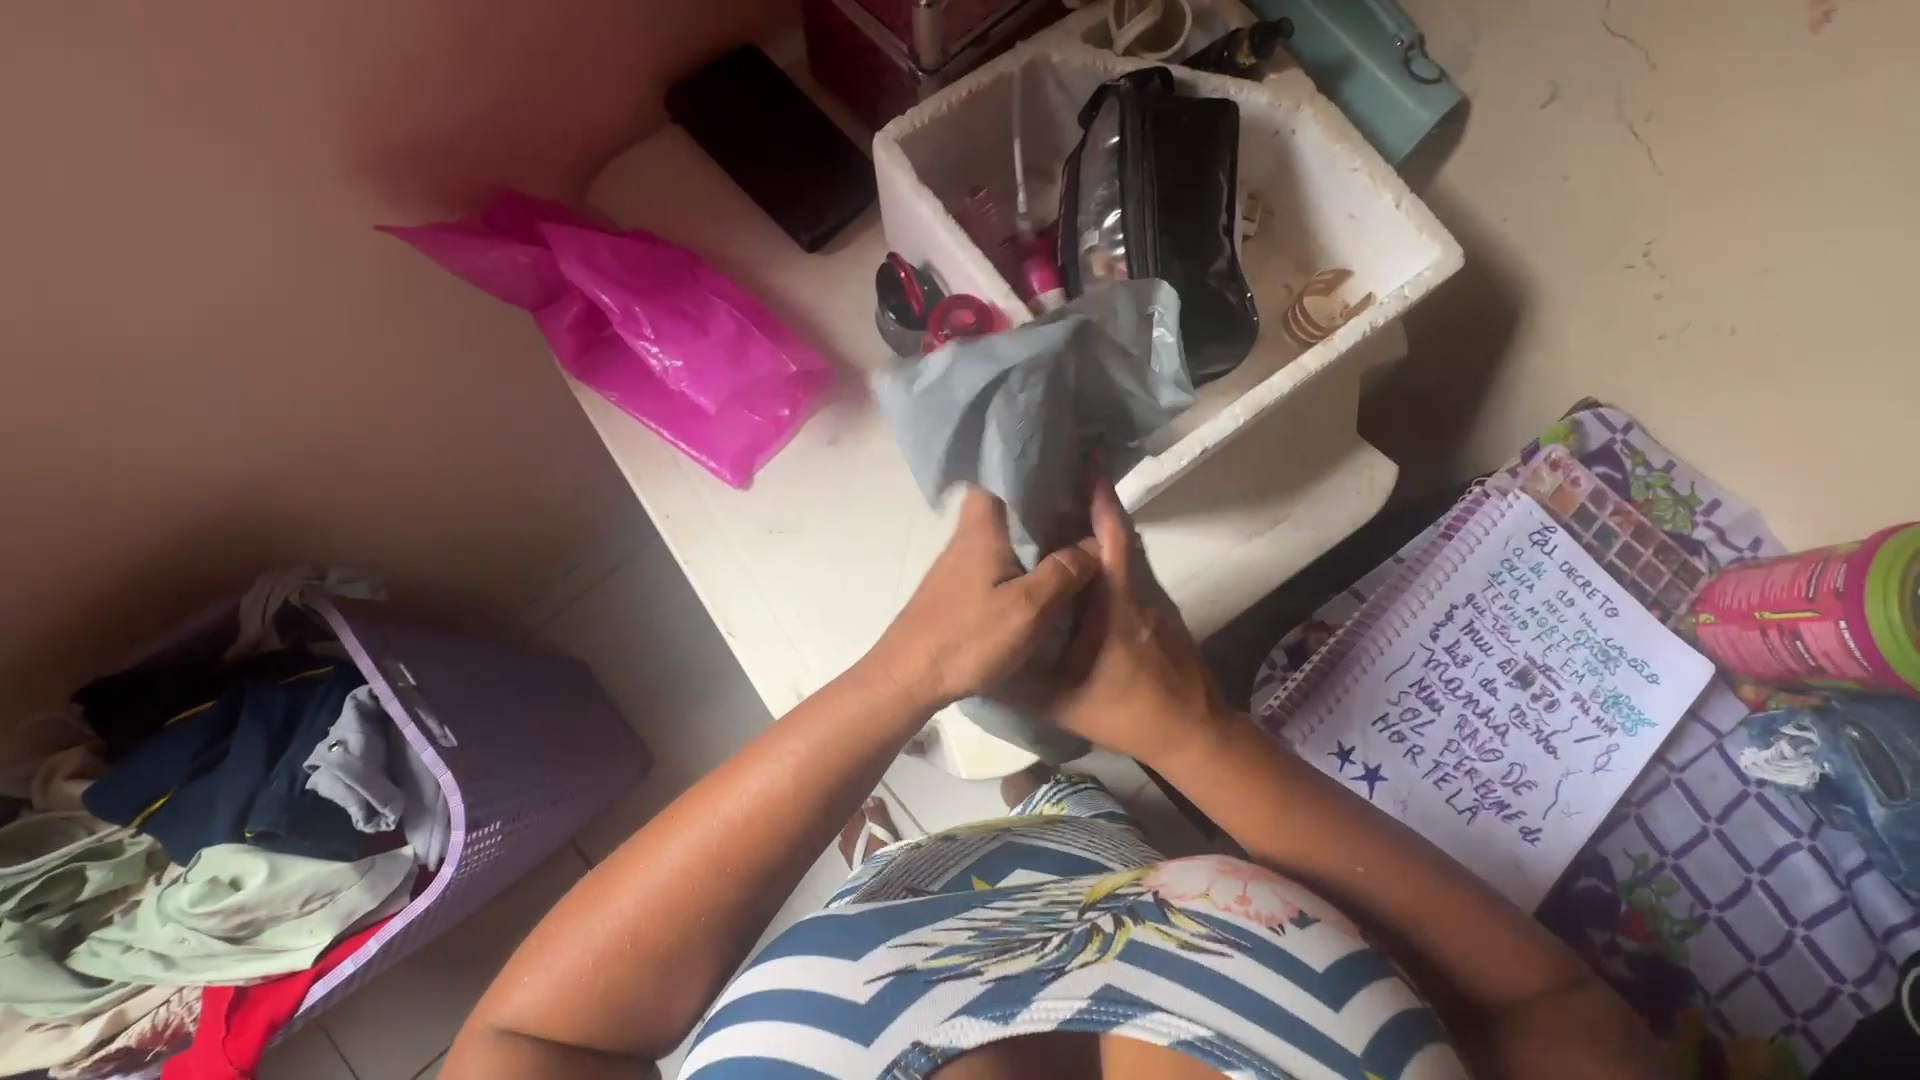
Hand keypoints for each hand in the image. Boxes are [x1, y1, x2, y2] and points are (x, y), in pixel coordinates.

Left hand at [862, 488, 1100, 712]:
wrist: (908, 678)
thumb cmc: (967, 637)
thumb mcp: (1028, 608)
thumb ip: (1063, 573)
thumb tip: (1096, 544)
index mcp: (981, 529)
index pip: (998, 477)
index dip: (1029, 471)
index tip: (1065, 473)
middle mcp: (965, 538)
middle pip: (1004, 509)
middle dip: (1039, 508)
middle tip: (1081, 513)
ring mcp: (956, 566)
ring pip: (1000, 539)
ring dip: (1030, 541)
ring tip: (1071, 546)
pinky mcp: (954, 591)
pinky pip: (993, 564)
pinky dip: (1017, 565)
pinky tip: (1040, 582)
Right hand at [1018, 476, 1241, 767]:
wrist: (1192, 732)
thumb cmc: (1126, 711)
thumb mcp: (1062, 701)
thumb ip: (1020, 682)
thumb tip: (980, 664)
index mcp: (1114, 601)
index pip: (1109, 534)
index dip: (1100, 495)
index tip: (1086, 460)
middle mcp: (1137, 591)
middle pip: (1118, 536)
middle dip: (1094, 505)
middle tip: (1060, 484)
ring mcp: (1154, 604)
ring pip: (1127, 558)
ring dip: (1101, 535)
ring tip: (1065, 524)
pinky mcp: (1162, 618)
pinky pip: (1132, 578)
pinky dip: (1110, 564)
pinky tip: (1086, 579)